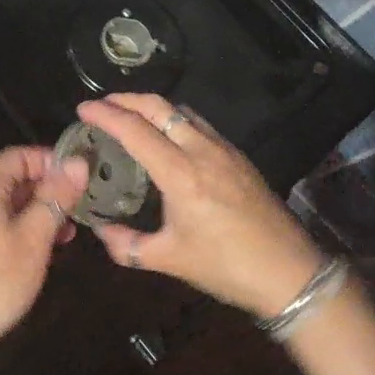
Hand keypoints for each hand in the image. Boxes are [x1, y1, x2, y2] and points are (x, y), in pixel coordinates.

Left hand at [0, 146, 88, 355]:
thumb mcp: (34, 239)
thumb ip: (55, 198)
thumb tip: (77, 163)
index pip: (17, 156)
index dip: (49, 161)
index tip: (75, 178)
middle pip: (5, 180)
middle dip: (42, 192)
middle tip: (72, 212)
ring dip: (28, 212)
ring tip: (58, 236)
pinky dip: (8, 227)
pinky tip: (26, 251)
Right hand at [81, 94, 326, 317]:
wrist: (290, 274)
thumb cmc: (226, 267)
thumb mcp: (169, 259)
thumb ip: (126, 244)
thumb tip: (99, 230)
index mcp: (180, 174)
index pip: (135, 130)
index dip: (105, 115)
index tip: (83, 110)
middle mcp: (202, 151)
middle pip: (160, 107)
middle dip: (127, 99)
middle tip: (103, 104)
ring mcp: (224, 150)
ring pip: (182, 111)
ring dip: (153, 107)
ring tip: (131, 116)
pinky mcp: (239, 157)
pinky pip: (200, 125)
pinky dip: (175, 119)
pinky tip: (168, 137)